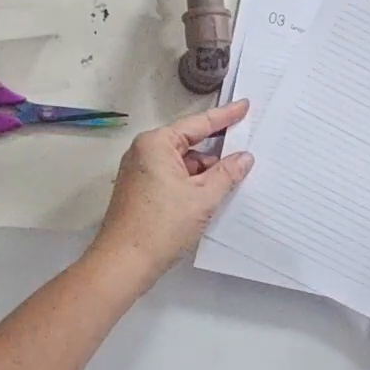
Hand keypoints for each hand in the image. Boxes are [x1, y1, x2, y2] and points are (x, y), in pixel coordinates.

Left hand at [90, 100, 254, 276]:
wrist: (124, 263)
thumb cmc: (159, 227)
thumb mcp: (203, 198)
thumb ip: (227, 173)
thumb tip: (243, 158)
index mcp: (156, 144)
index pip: (198, 124)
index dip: (225, 116)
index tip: (243, 106)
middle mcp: (144, 152)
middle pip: (189, 143)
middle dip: (216, 152)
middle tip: (244, 151)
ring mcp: (140, 172)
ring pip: (182, 163)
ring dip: (205, 172)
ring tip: (231, 182)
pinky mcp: (140, 191)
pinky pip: (172, 178)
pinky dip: (192, 184)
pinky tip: (210, 196)